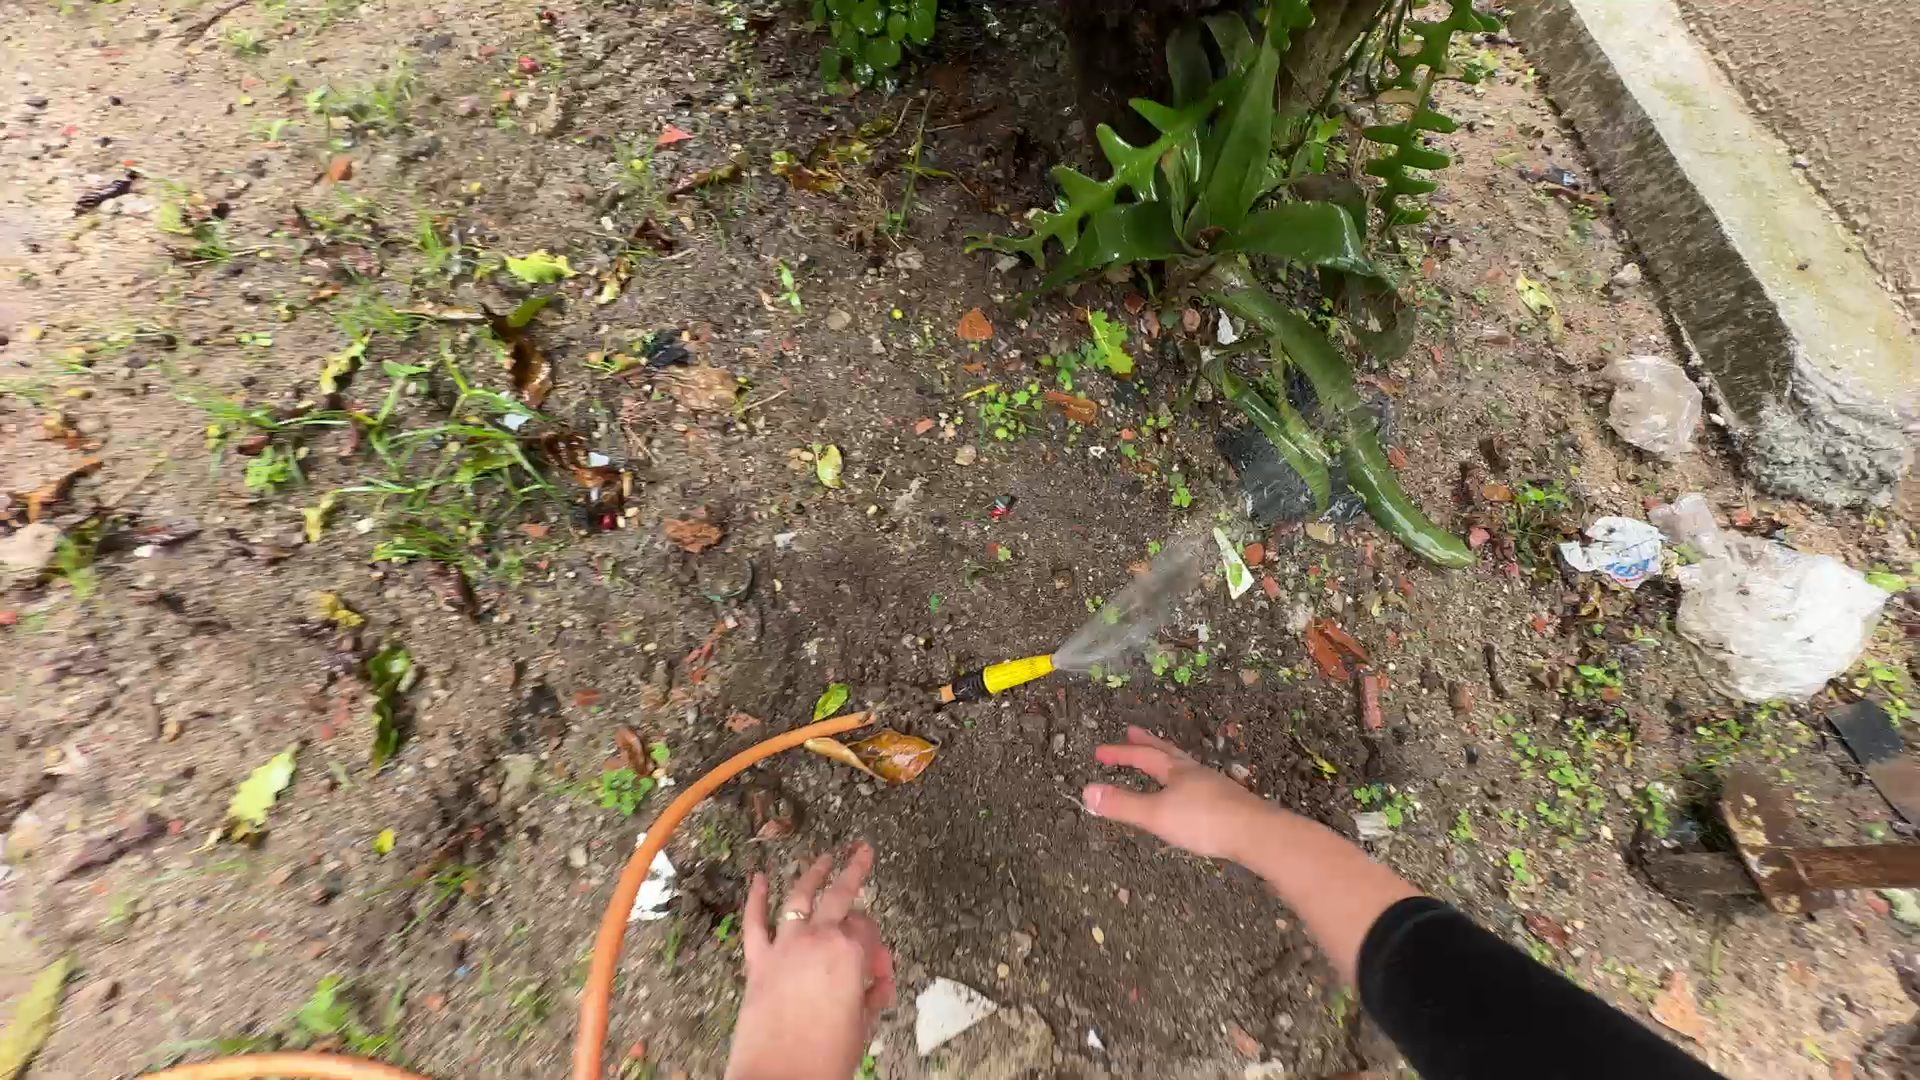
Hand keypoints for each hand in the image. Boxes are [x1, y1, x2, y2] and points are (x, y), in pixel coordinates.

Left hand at [725, 842, 894, 1079]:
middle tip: (863, 853)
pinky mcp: (759, 963)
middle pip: (841, 895)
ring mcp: (786, 947)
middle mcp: (819, 938)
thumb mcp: (861, 1026)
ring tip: (823, 857)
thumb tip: (876, 982)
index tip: (879, 976)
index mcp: (849, 952)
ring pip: (801, 897)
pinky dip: (756, 899)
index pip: (869, 932)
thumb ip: (870, 994)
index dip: (878, 950)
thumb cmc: (826, 1061)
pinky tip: (760, 878)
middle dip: (855, 870)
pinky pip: (756, 923)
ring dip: (813, 873)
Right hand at [1083, 726, 1272, 861]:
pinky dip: (1186, 781)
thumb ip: (1122, 804)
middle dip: (1146, 743)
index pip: (1142, 756)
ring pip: (1185, 766)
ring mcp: (1213, 786)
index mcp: (1175, 771)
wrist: (1257, 834)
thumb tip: (1086, 792)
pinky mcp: (1227, 802)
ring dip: (1168, 760)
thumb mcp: (1156, 814)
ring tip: (1162, 759)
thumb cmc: (1204, 821)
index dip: (1119, 753)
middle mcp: (1194, 772)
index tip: (1099, 752)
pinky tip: (1191, 793)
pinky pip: (1199, 784)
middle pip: (1166, 752)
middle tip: (1132, 731)